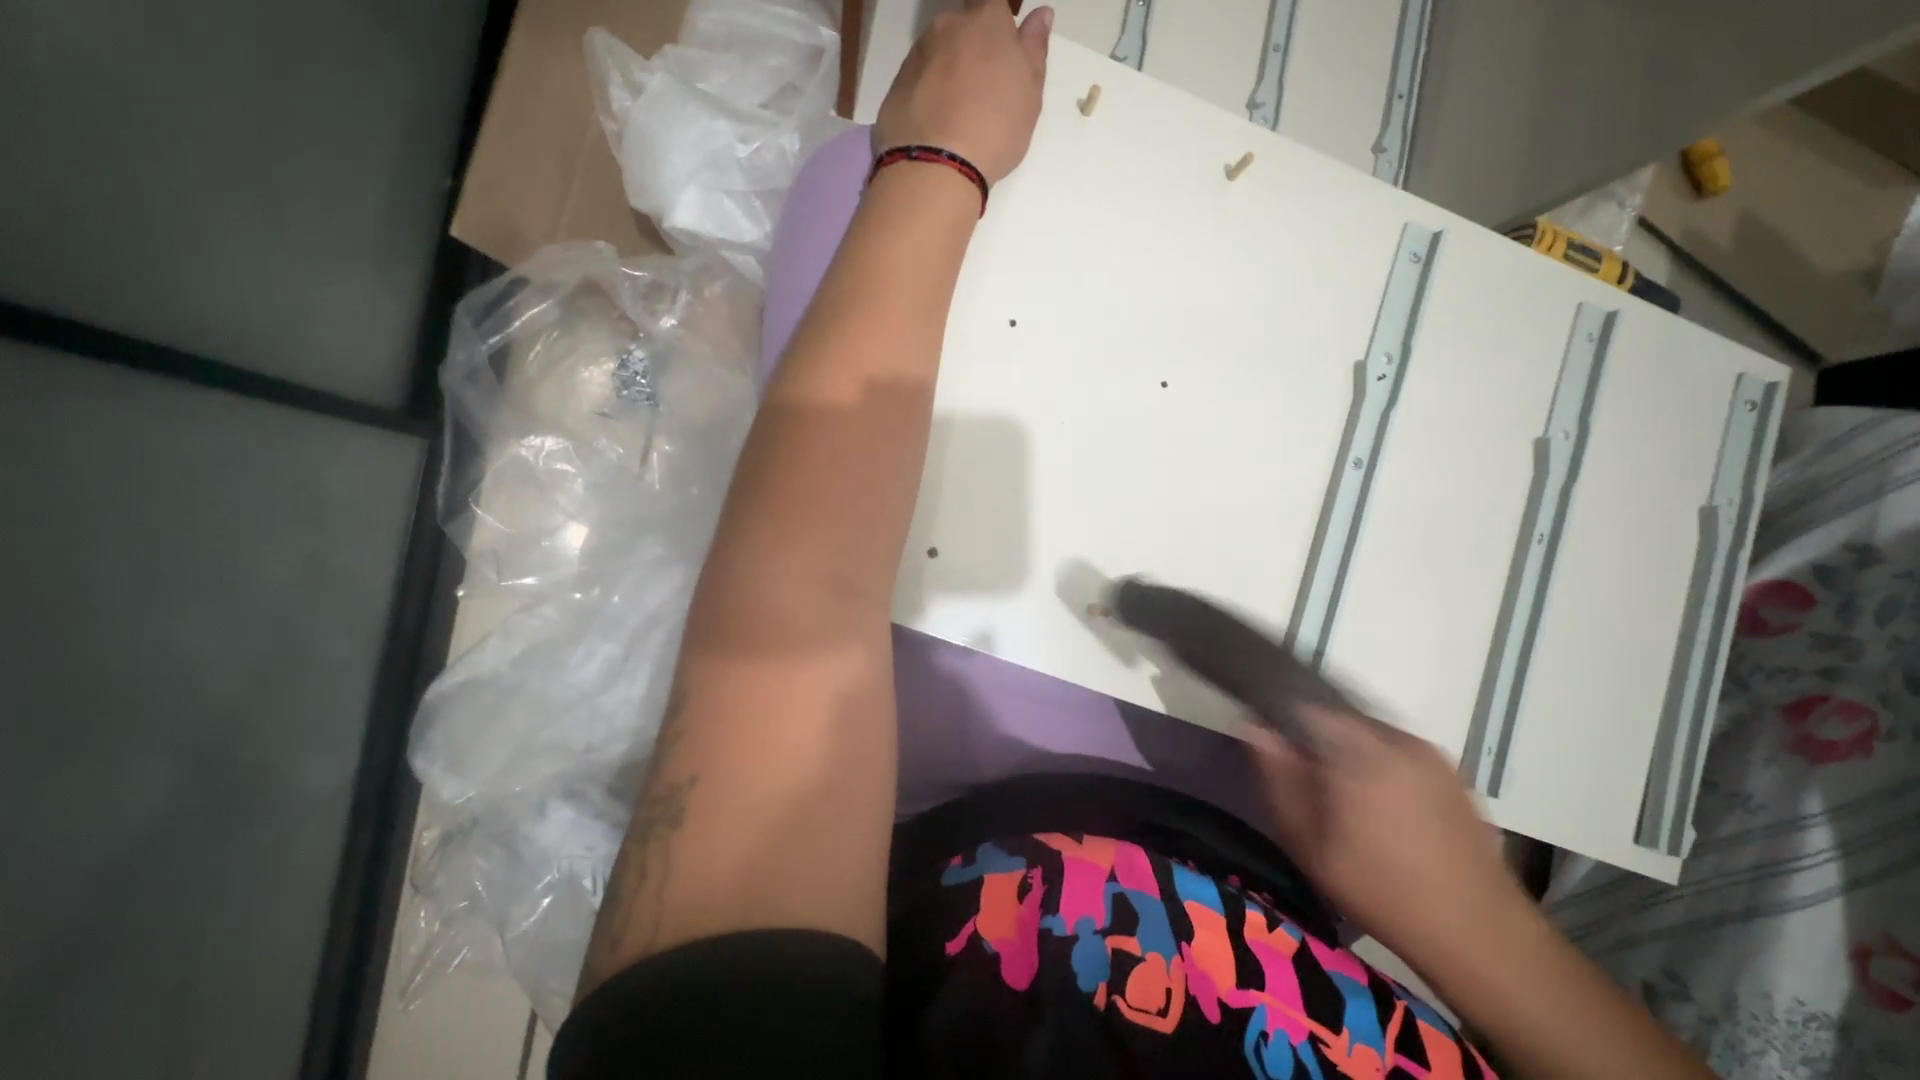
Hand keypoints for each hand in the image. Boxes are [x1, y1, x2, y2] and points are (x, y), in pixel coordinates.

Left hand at [875, 1, 1052, 183]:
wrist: (934, 166)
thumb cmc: (995, 127)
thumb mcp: (1030, 93)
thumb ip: (1034, 48)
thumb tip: (1040, 14)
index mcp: (985, 21)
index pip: (994, 6)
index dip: (1000, 30)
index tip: (1004, 59)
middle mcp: (947, 26)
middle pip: (962, 29)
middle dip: (972, 51)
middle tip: (982, 93)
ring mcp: (917, 54)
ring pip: (938, 54)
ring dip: (948, 72)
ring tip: (957, 113)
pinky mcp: (895, 84)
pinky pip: (918, 81)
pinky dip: (927, 94)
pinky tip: (936, 124)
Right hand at [1251, 708, 1528, 962]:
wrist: (1476, 929)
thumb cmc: (1379, 889)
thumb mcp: (1310, 843)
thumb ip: (1280, 780)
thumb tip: (1255, 729)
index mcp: (1358, 749)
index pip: (1306, 705)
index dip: (1282, 718)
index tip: (1270, 745)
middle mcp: (1397, 739)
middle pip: (1342, 717)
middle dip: (1317, 736)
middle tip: (1303, 777)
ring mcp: (1432, 755)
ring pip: (1374, 734)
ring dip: (1351, 751)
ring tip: (1341, 795)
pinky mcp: (1454, 774)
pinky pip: (1403, 752)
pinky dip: (1383, 765)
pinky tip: (1381, 807)